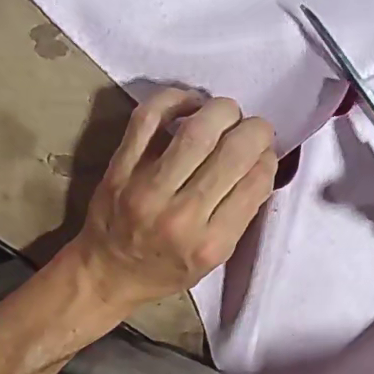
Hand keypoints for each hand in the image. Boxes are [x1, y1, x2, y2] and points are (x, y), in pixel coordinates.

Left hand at [62, 89, 277, 310]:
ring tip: (225, 114)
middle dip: (254, 130)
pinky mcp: (120, 169)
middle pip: (233, 151)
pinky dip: (173, 100)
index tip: (263, 152)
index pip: (256, 181)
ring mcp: (146, 190)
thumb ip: (239, 213)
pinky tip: (189, 103)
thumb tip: (260, 158)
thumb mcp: (214, 259)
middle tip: (251, 129)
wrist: (106, 274)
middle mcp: (181, 216)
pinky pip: (147, 120)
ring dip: (221, 111)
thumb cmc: (165, 269)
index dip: (267, 157)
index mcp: (210, 243)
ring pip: (196, 131)